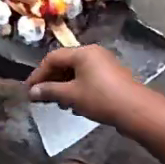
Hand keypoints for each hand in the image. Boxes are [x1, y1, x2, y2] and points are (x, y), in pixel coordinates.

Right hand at [25, 45, 150, 124]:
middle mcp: (94, 53)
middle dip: (51, 80)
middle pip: (65, 63)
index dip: (38, 74)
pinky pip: (87, 78)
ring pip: (76, 72)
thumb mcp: (71, 95)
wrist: (135, 110)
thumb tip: (32, 92)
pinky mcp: (111, 76)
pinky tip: (75, 105)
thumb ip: (49, 91)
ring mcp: (104, 63)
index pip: (52, 58)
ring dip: (63, 86)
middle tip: (40, 97)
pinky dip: (76, 88)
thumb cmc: (100, 99)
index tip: (29, 90)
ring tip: (57, 103)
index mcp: (83, 52)